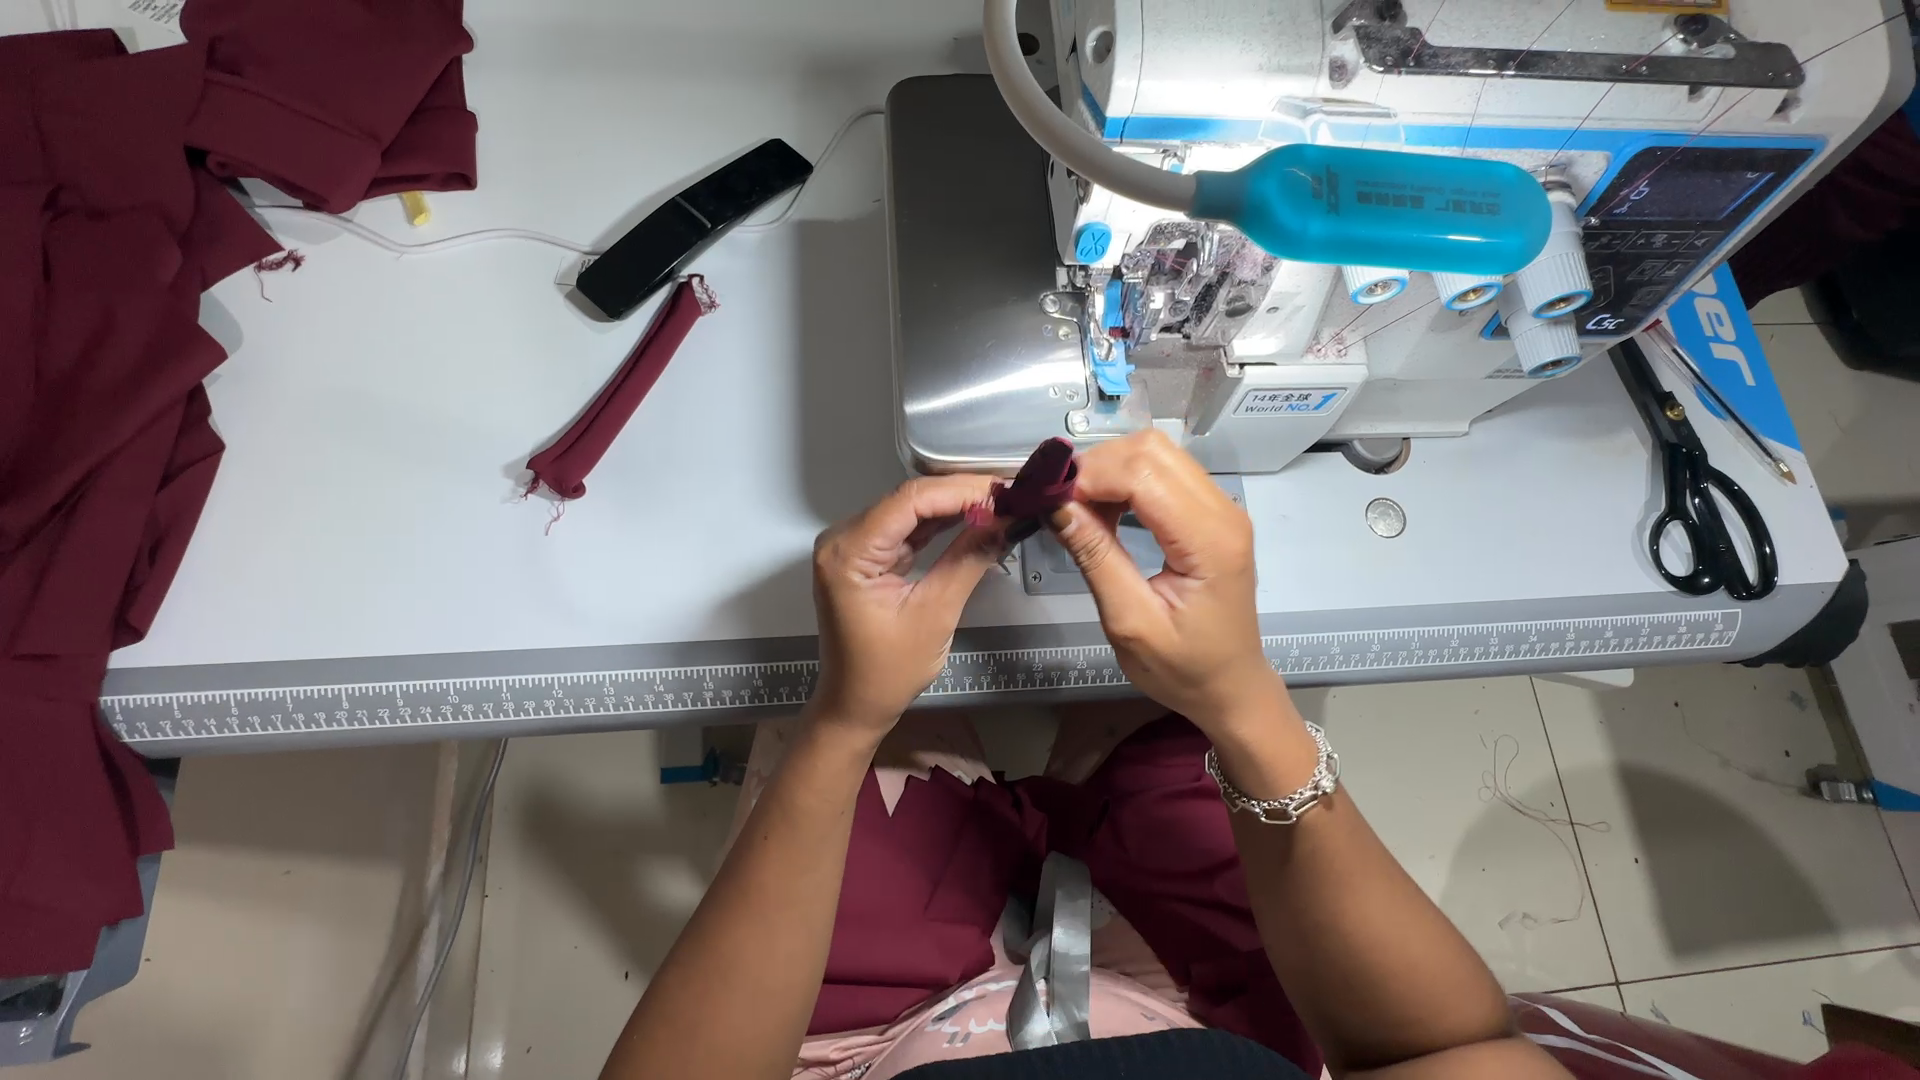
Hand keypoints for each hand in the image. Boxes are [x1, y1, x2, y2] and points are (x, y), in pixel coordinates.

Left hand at [809, 475, 1006, 738]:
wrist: (855, 704)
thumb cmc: (889, 671)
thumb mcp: (935, 614)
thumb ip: (968, 559)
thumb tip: (1006, 520)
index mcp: (849, 552)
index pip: (909, 501)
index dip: (960, 490)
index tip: (1005, 491)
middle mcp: (844, 538)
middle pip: (909, 500)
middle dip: (961, 494)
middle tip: (1011, 494)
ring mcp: (854, 545)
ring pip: (911, 510)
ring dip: (955, 506)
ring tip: (1002, 502)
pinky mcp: (867, 556)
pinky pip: (907, 529)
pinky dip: (941, 524)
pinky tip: (976, 517)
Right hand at [1047, 431, 1285, 741]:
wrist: (1230, 687)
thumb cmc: (1183, 668)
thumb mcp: (1129, 622)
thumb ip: (1096, 558)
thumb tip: (1057, 506)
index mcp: (1209, 540)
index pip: (1143, 473)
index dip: (1091, 477)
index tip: (1051, 503)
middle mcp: (1223, 511)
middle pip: (1151, 449)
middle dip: (1098, 467)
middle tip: (1062, 504)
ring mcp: (1221, 507)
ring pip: (1156, 452)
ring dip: (1110, 470)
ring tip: (1078, 509)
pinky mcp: (1211, 511)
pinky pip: (1164, 472)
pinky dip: (1125, 480)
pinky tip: (1104, 511)